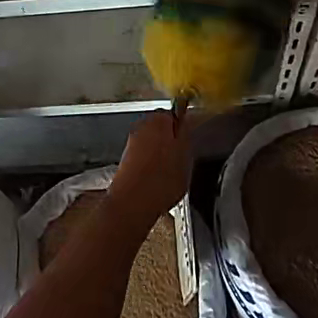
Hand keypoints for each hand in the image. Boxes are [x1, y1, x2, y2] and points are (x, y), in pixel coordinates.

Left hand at [106, 110, 191, 224]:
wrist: (132, 204)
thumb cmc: (161, 179)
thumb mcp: (186, 153)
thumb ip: (186, 132)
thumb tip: (185, 120)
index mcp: (158, 120)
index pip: (175, 113)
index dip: (184, 126)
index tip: (191, 138)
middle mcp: (141, 127)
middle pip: (162, 129)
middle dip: (173, 141)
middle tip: (185, 158)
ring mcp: (132, 145)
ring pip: (154, 144)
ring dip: (163, 155)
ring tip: (173, 173)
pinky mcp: (126, 163)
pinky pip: (145, 159)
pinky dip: (153, 167)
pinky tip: (160, 181)